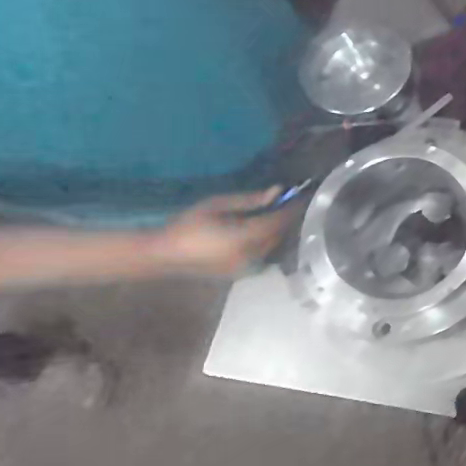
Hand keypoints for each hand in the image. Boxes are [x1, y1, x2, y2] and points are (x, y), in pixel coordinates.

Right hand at [155, 188, 298, 275]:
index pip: (278, 222)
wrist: (164, 255)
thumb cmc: (187, 224)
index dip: (292, 208)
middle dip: (287, 219)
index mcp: (245, 238)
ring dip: (279, 230)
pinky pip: (264, 255)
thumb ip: (249, 200)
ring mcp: (247, 267)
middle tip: (292, 202)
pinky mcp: (241, 273)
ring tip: (280, 213)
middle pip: (279, 235)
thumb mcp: (216, 205)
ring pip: (273, 246)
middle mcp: (251, 255)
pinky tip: (265, 230)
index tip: (302, 195)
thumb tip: (277, 192)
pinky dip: (269, 241)